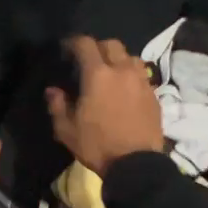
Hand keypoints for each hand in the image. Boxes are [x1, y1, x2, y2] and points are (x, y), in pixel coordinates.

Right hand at [45, 35, 163, 175]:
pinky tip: (125, 89)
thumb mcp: (68, 130)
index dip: (74, 43)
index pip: (86, 44)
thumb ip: (58, 106)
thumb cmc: (98, 146)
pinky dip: (131, 75)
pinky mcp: (154, 94)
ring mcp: (142, 81)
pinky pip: (142, 75)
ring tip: (111, 73)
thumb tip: (53, 90)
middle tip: (88, 60)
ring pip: (130, 57)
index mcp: (98, 75)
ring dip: (118, 59)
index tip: (66, 49)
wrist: (136, 165)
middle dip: (98, 47)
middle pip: (111, 44)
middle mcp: (122, 70)